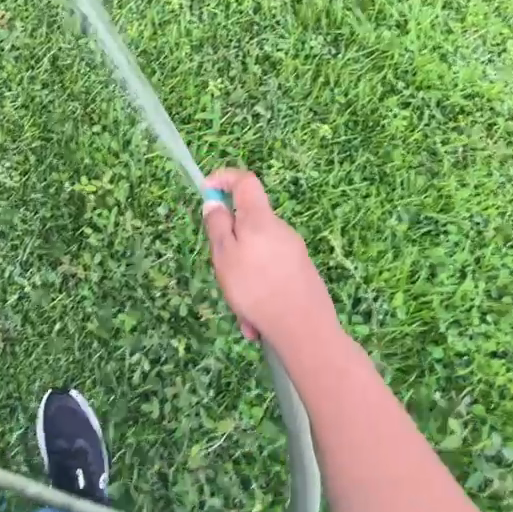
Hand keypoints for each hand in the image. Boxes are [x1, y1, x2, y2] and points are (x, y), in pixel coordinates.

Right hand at [201, 168, 339, 348]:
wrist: (307, 333)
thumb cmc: (256, 288)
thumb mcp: (224, 254)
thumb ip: (217, 225)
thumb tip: (214, 204)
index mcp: (260, 219)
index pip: (245, 181)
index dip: (223, 178)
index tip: (206, 192)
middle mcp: (281, 230)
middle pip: (249, 222)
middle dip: (230, 242)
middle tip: (221, 267)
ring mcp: (295, 253)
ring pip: (257, 253)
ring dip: (243, 274)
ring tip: (239, 308)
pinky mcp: (303, 275)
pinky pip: (271, 273)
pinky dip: (258, 289)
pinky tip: (255, 322)